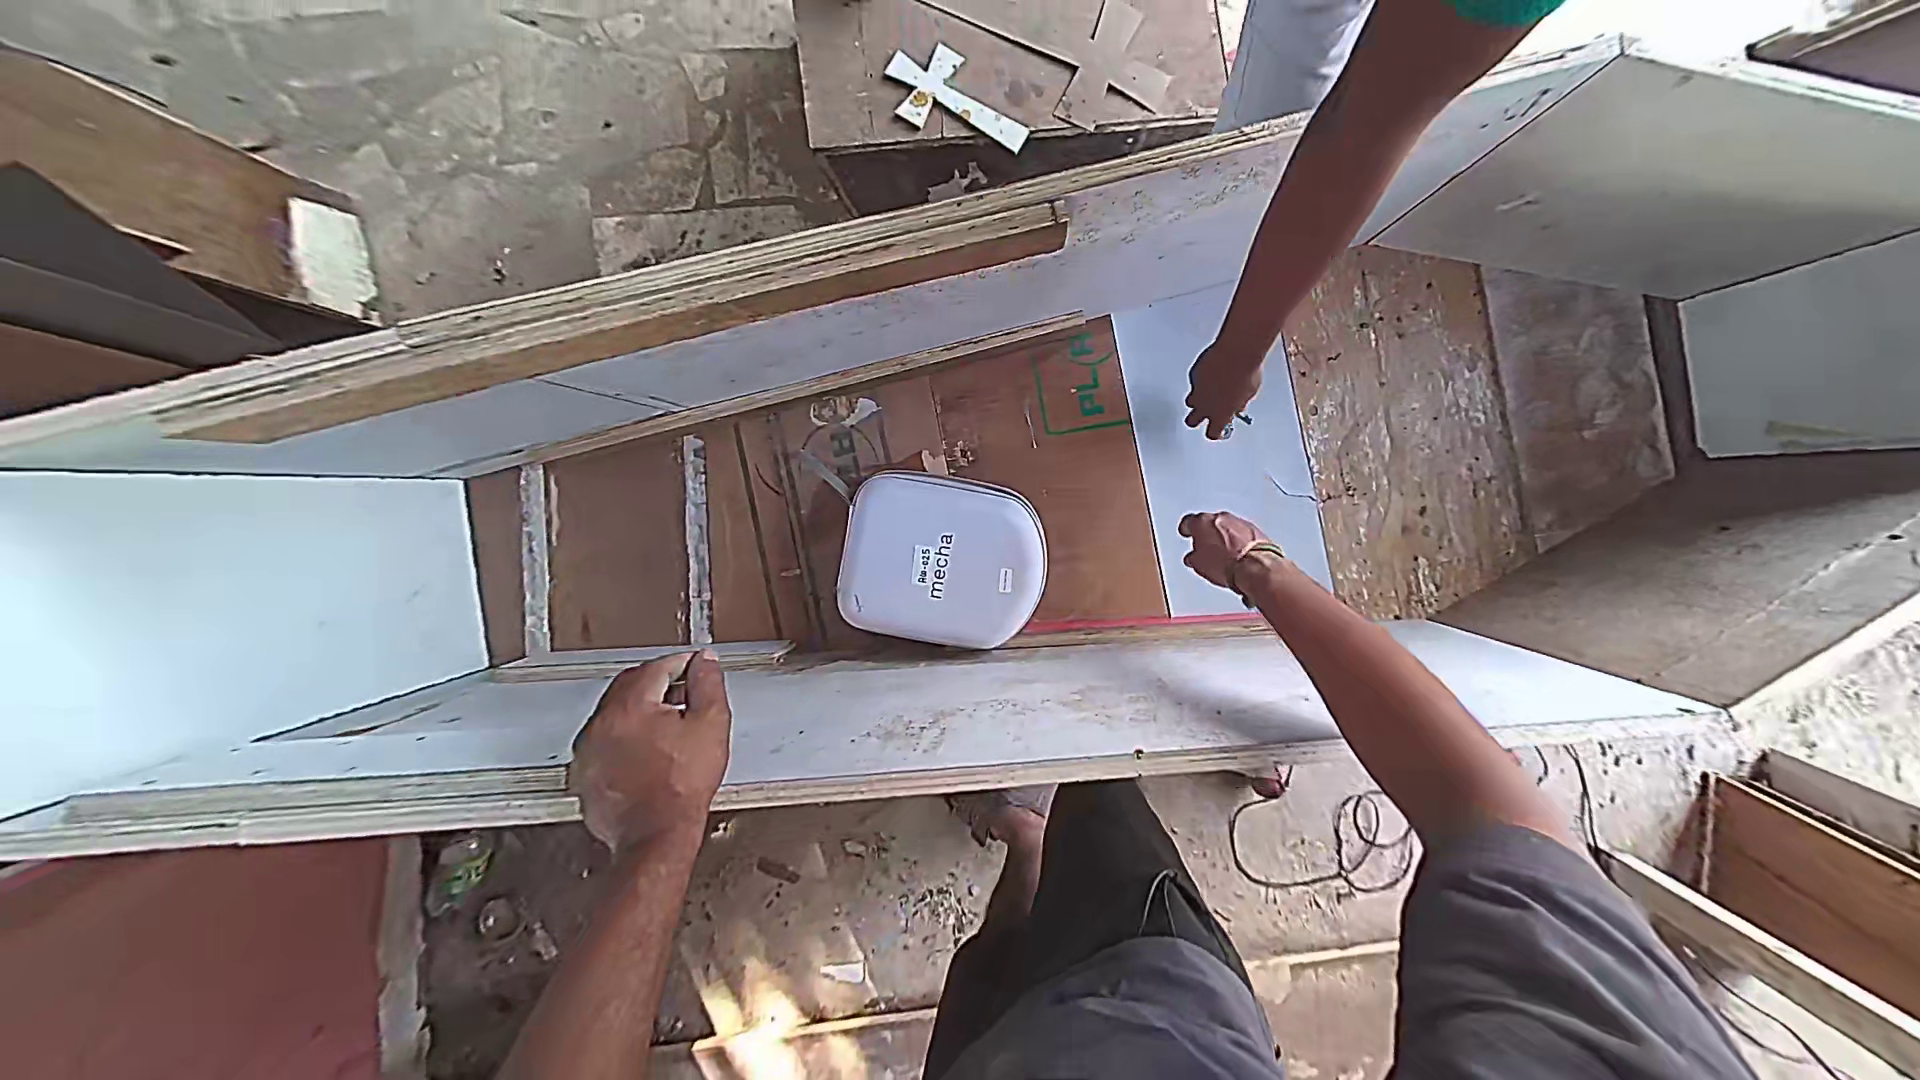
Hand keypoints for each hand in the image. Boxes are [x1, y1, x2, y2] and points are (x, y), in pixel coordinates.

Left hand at [570, 650, 731, 851]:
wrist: (657, 836)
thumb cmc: (680, 788)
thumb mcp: (711, 725)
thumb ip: (708, 684)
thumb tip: (704, 661)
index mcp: (630, 707)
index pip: (656, 667)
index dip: (681, 664)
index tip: (695, 666)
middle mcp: (601, 724)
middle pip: (630, 685)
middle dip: (659, 682)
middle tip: (685, 690)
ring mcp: (588, 750)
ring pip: (616, 711)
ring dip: (642, 708)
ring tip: (671, 723)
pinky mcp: (585, 772)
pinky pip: (606, 738)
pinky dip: (627, 734)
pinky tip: (651, 748)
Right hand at [1179, 511, 1276, 588]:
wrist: (1255, 567)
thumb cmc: (1227, 564)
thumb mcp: (1199, 564)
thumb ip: (1194, 556)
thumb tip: (1195, 557)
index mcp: (1201, 522)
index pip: (1188, 521)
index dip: (1186, 529)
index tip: (1186, 532)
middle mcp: (1221, 518)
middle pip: (1209, 523)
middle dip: (1207, 534)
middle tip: (1205, 548)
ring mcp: (1239, 522)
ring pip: (1227, 527)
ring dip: (1224, 538)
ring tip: (1223, 555)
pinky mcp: (1255, 530)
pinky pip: (1242, 534)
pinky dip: (1239, 542)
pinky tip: (1238, 555)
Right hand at [1184, 339, 1264, 440]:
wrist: (1237, 353)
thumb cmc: (1246, 372)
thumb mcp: (1250, 392)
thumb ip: (1240, 403)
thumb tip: (1237, 406)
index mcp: (1220, 415)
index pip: (1212, 433)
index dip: (1214, 432)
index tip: (1217, 430)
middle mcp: (1205, 406)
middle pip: (1191, 421)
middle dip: (1196, 419)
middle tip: (1202, 414)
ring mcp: (1196, 391)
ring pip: (1190, 402)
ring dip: (1197, 399)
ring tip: (1207, 391)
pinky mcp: (1193, 376)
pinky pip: (1195, 381)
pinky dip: (1201, 379)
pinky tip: (1212, 372)